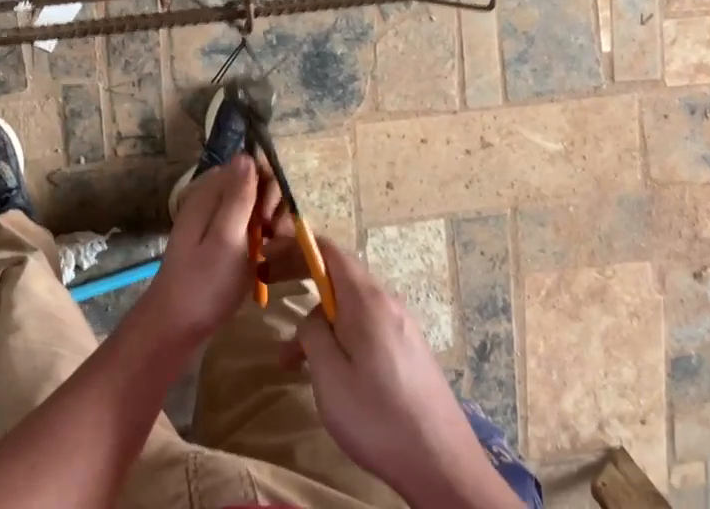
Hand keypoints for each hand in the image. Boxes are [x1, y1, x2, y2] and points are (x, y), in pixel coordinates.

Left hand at [138, 156, 269, 342]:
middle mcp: (211, 202)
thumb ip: (238, 197)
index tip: (271, 217)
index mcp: (209, 194)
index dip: (267, 186)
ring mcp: (216, 224)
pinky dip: (263, 240)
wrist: (177, 326)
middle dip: (272, 207)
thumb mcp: (226, 238)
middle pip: (254, 186)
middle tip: (272, 237)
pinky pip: (249, 229)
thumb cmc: (203, 284)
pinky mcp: (222, 245)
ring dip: (271, 225)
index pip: (248, 167)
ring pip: (255, 209)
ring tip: (271, 251)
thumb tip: (246, 155)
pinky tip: (267, 260)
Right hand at [283, 240, 507, 507]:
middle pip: (341, 275)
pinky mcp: (410, 352)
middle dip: (302, 277)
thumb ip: (313, 333)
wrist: (442, 465)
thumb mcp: (329, 374)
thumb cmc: (377, 416)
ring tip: (290, 359)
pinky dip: (340, 334)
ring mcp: (404, 328)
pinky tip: (328, 370)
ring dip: (318, 319)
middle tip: (267, 284)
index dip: (298, 244)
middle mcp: (389, 304)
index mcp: (368, 301)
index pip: (331, 251)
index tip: (269, 250)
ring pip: (351, 307)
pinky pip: (367, 327)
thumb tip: (314, 318)